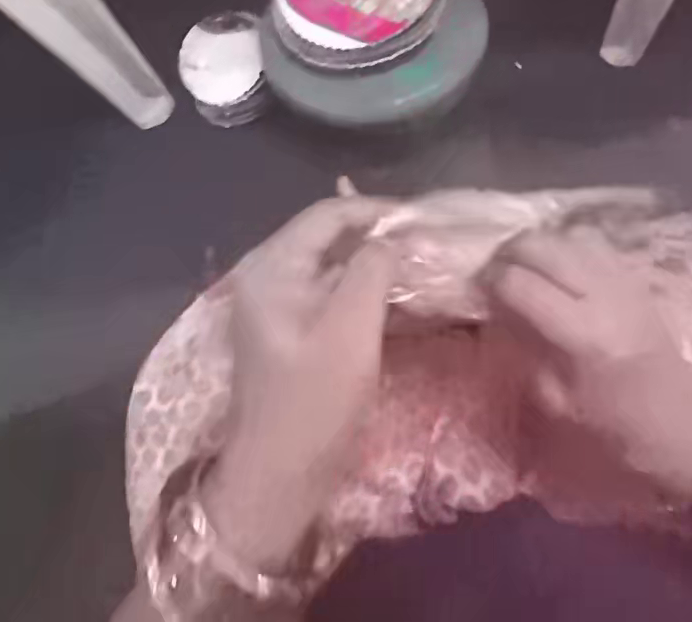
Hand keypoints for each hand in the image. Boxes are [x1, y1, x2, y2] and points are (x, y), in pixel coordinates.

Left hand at [205, 197, 399, 569]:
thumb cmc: (312, 405)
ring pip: (331, 262)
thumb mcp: (349, 333)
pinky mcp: (290, 323)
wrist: (275, 479)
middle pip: (327, 235)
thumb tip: (390, 237)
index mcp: (272, 265)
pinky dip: (361, 285)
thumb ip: (370, 273)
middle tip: (423, 239)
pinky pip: (328, 289)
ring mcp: (277, 299)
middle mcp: (268, 272)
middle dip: (375, 234)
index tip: (421, 218)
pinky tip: (395, 291)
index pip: (326, 215)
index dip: (374, 211)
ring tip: (417, 260)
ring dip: (371, 259)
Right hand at [486, 227, 691, 502]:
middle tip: (494, 271)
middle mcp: (603, 295)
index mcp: (584, 334)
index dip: (491, 281)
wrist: (689, 426)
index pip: (519, 284)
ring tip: (522, 263)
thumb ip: (525, 346)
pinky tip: (556, 262)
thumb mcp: (557, 399)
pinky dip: (564, 243)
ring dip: (535, 244)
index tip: (479, 289)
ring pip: (564, 235)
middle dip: (507, 253)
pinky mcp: (634, 274)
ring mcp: (622, 279)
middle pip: (539, 246)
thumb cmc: (618, 425)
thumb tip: (497, 309)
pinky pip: (590, 239)